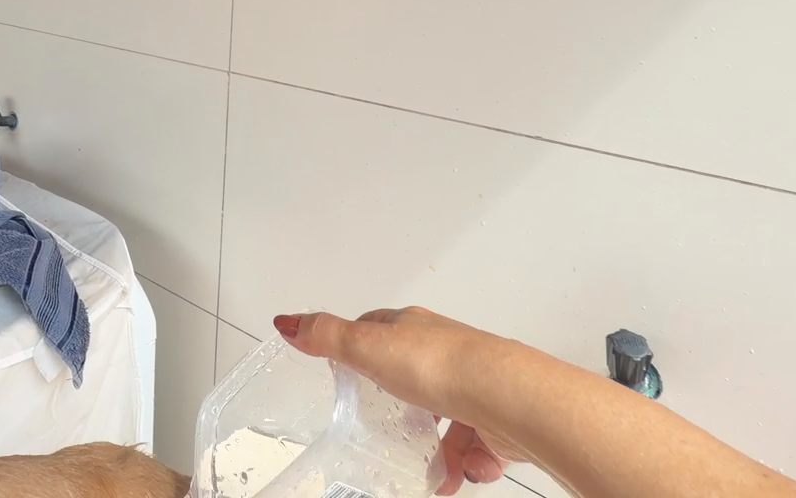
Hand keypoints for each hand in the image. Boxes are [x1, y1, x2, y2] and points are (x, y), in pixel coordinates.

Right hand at [274, 307, 523, 494]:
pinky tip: (458, 474)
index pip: (378, 329)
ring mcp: (474, 383)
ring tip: (428, 471)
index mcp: (410, 327)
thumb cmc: (439, 365)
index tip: (347, 365)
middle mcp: (444, 349)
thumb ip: (327, 337)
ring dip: (438, 446)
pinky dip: (467, 464)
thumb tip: (286, 321)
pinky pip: (478, 446)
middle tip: (388, 429)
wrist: (509, 397)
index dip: (360, 346)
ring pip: (449, 416)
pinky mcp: (501, 418)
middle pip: (414, 374)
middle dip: (402, 405)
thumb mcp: (368, 348)